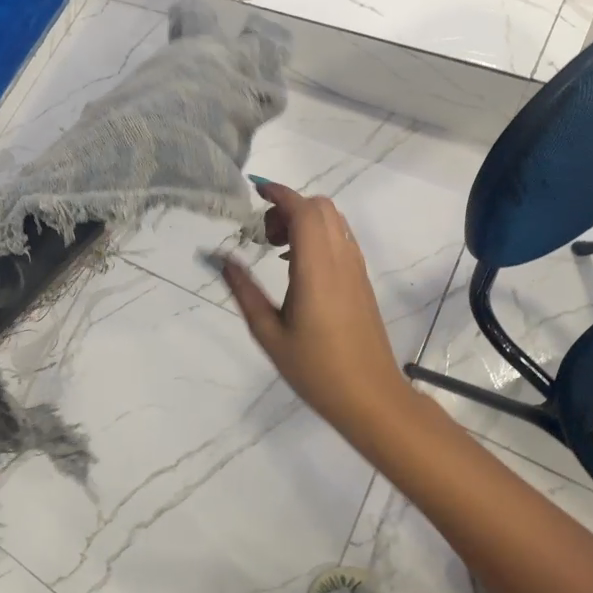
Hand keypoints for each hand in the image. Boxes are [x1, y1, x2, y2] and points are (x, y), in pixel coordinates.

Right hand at [210, 179, 410, 427]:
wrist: (372, 399)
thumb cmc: (316, 370)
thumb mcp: (268, 333)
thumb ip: (243, 290)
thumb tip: (220, 257)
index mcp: (316, 270)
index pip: (304, 212)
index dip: (280, 194)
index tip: (255, 192)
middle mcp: (340, 261)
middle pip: (321, 207)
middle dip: (289, 206)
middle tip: (265, 236)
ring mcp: (355, 270)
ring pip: (334, 221)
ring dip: (305, 219)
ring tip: (278, 250)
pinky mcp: (361, 281)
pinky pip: (341, 238)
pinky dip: (317, 235)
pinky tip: (298, 267)